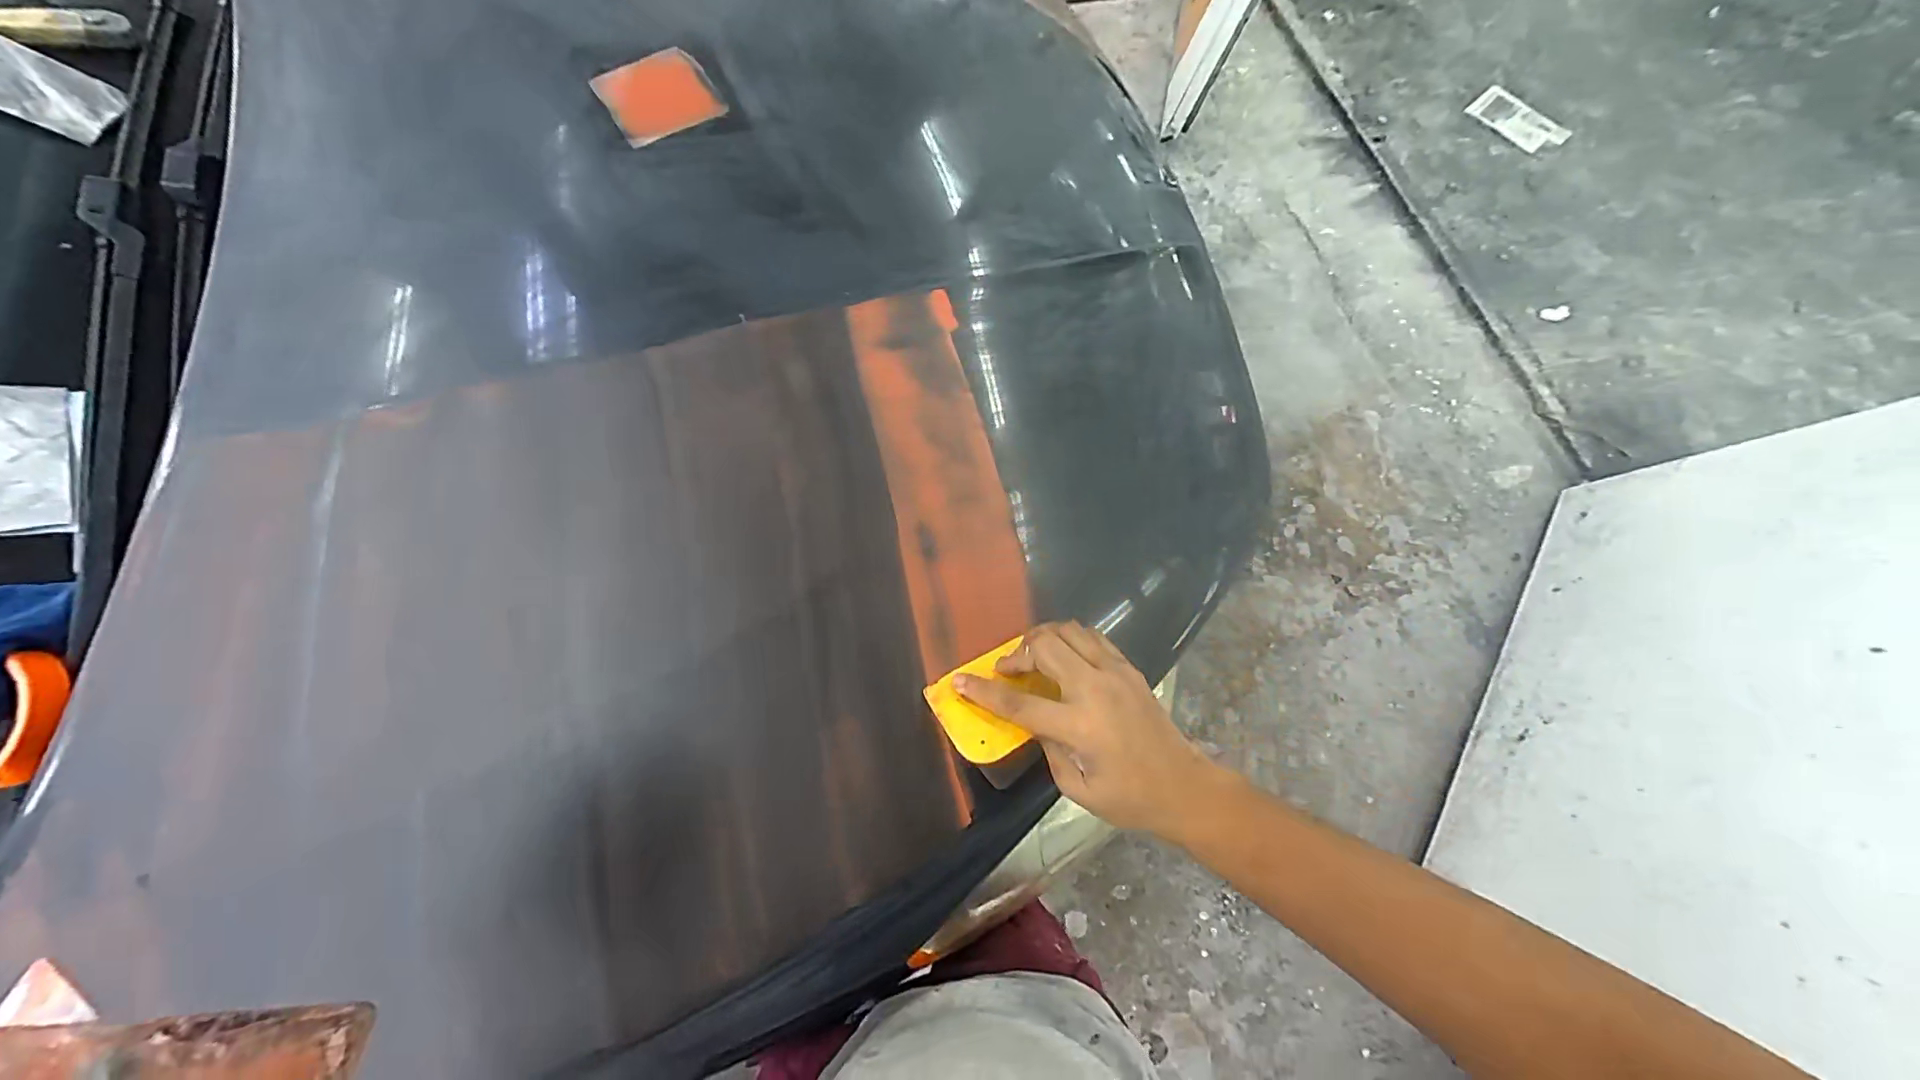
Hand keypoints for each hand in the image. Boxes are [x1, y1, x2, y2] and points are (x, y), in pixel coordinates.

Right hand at [954, 621, 1223, 835]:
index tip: (960, 680)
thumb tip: (1033, 720)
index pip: (1020, 702)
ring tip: (1032, 656)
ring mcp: (1116, 673)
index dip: (984, 691)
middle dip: (1016, 653)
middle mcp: (1096, 689)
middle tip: (1007, 670)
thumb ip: (1049, 747)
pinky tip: (1064, 656)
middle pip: (1044, 647)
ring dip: (1043, 638)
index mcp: (1080, 726)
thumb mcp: (1077, 788)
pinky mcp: (1129, 668)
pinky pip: (1093, 637)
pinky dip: (1070, 639)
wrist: (1184, 786)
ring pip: (1069, 631)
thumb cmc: (1130, 799)